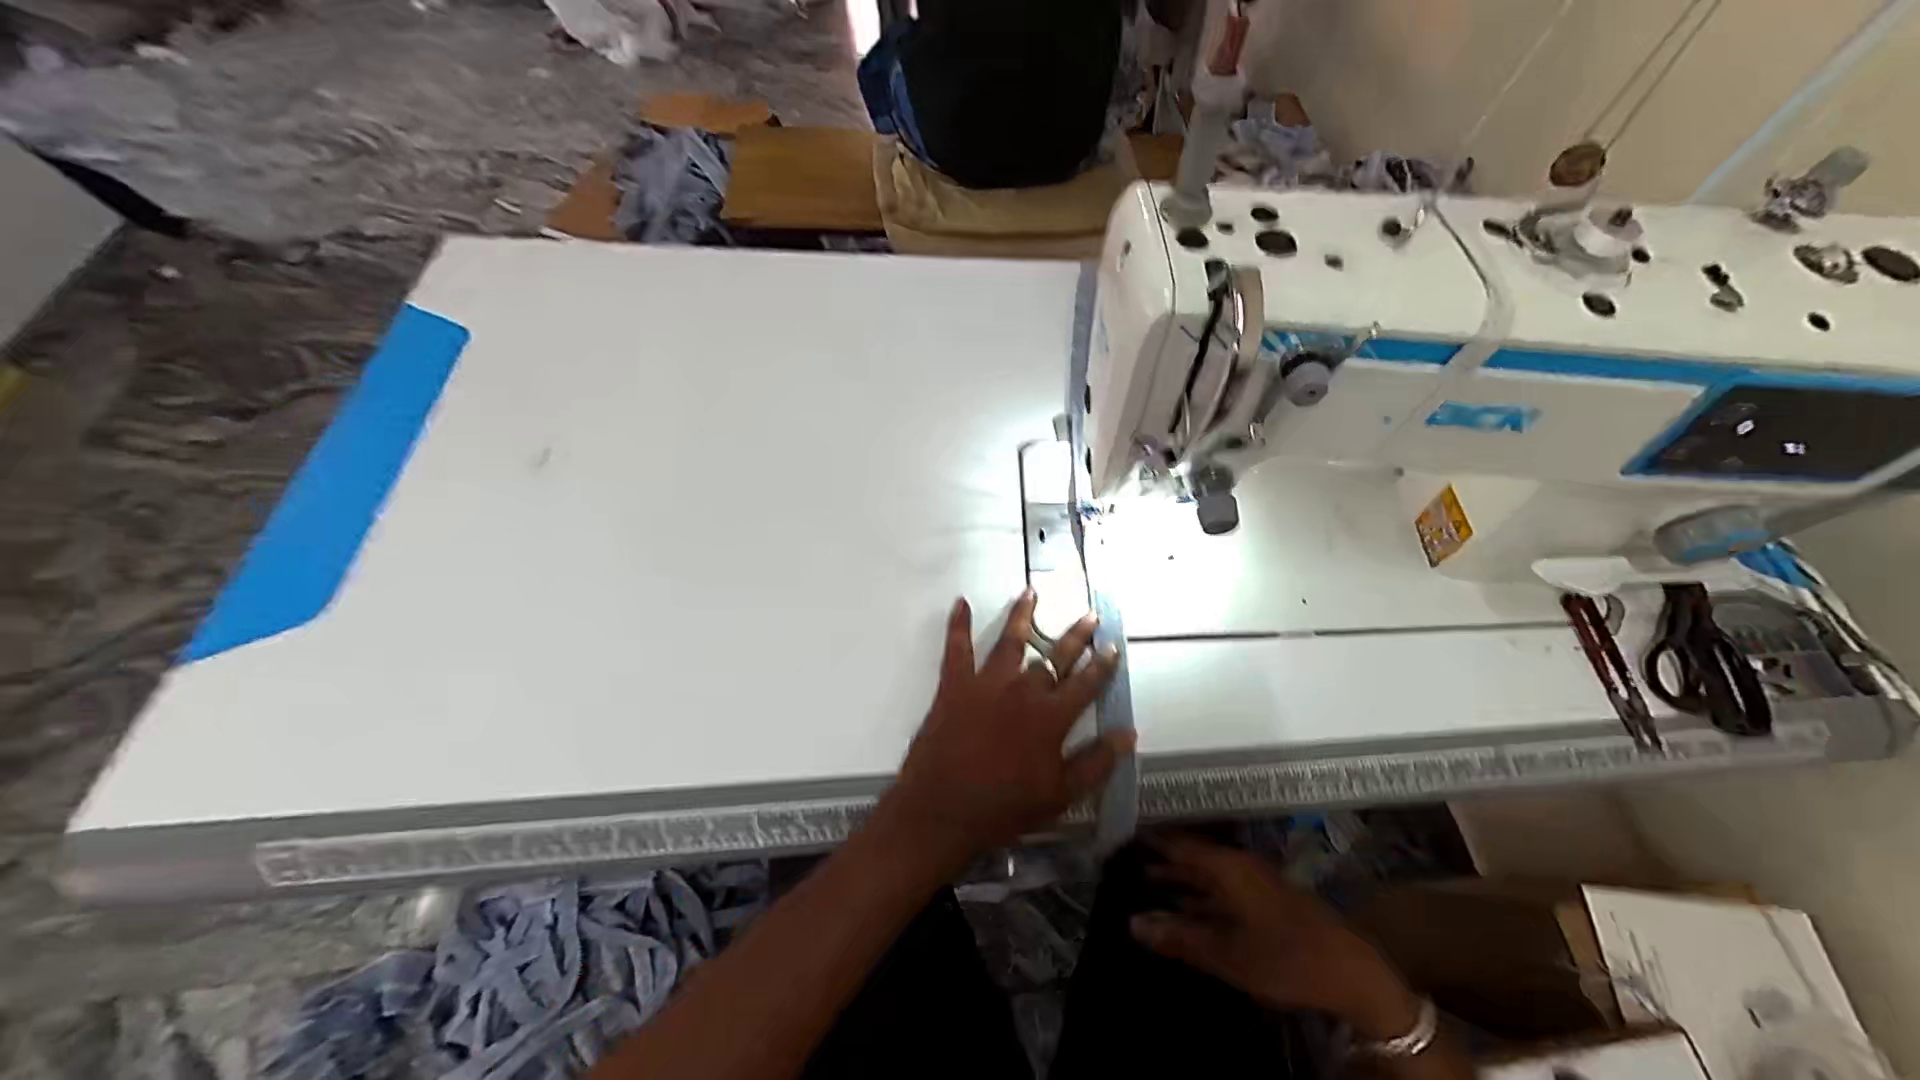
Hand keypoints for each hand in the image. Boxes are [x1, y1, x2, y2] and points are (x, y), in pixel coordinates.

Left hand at [874, 590, 1130, 874]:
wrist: (944, 809)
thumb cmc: (1005, 806)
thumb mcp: (1061, 794)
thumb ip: (1096, 762)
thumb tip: (1129, 733)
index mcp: (1051, 717)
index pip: (1085, 684)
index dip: (1102, 666)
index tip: (1113, 647)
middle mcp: (1022, 690)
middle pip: (1054, 656)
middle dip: (1075, 636)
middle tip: (1090, 615)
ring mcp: (986, 684)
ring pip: (1009, 641)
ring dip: (1022, 615)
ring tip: (1031, 591)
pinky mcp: (954, 686)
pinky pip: (956, 648)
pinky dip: (957, 624)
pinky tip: (960, 602)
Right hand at [1130, 836, 1420, 1038]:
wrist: (1354, 975)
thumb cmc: (1285, 959)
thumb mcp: (1226, 954)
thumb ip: (1179, 937)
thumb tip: (1132, 922)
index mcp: (1227, 867)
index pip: (1179, 844)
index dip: (1152, 841)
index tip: (1125, 837)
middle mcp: (1240, 865)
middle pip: (1194, 856)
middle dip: (1164, 858)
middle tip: (1130, 859)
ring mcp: (1257, 882)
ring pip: (1210, 873)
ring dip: (1183, 878)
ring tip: (1150, 879)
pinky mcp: (1269, 900)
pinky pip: (1224, 888)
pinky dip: (1203, 894)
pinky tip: (1188, 907)